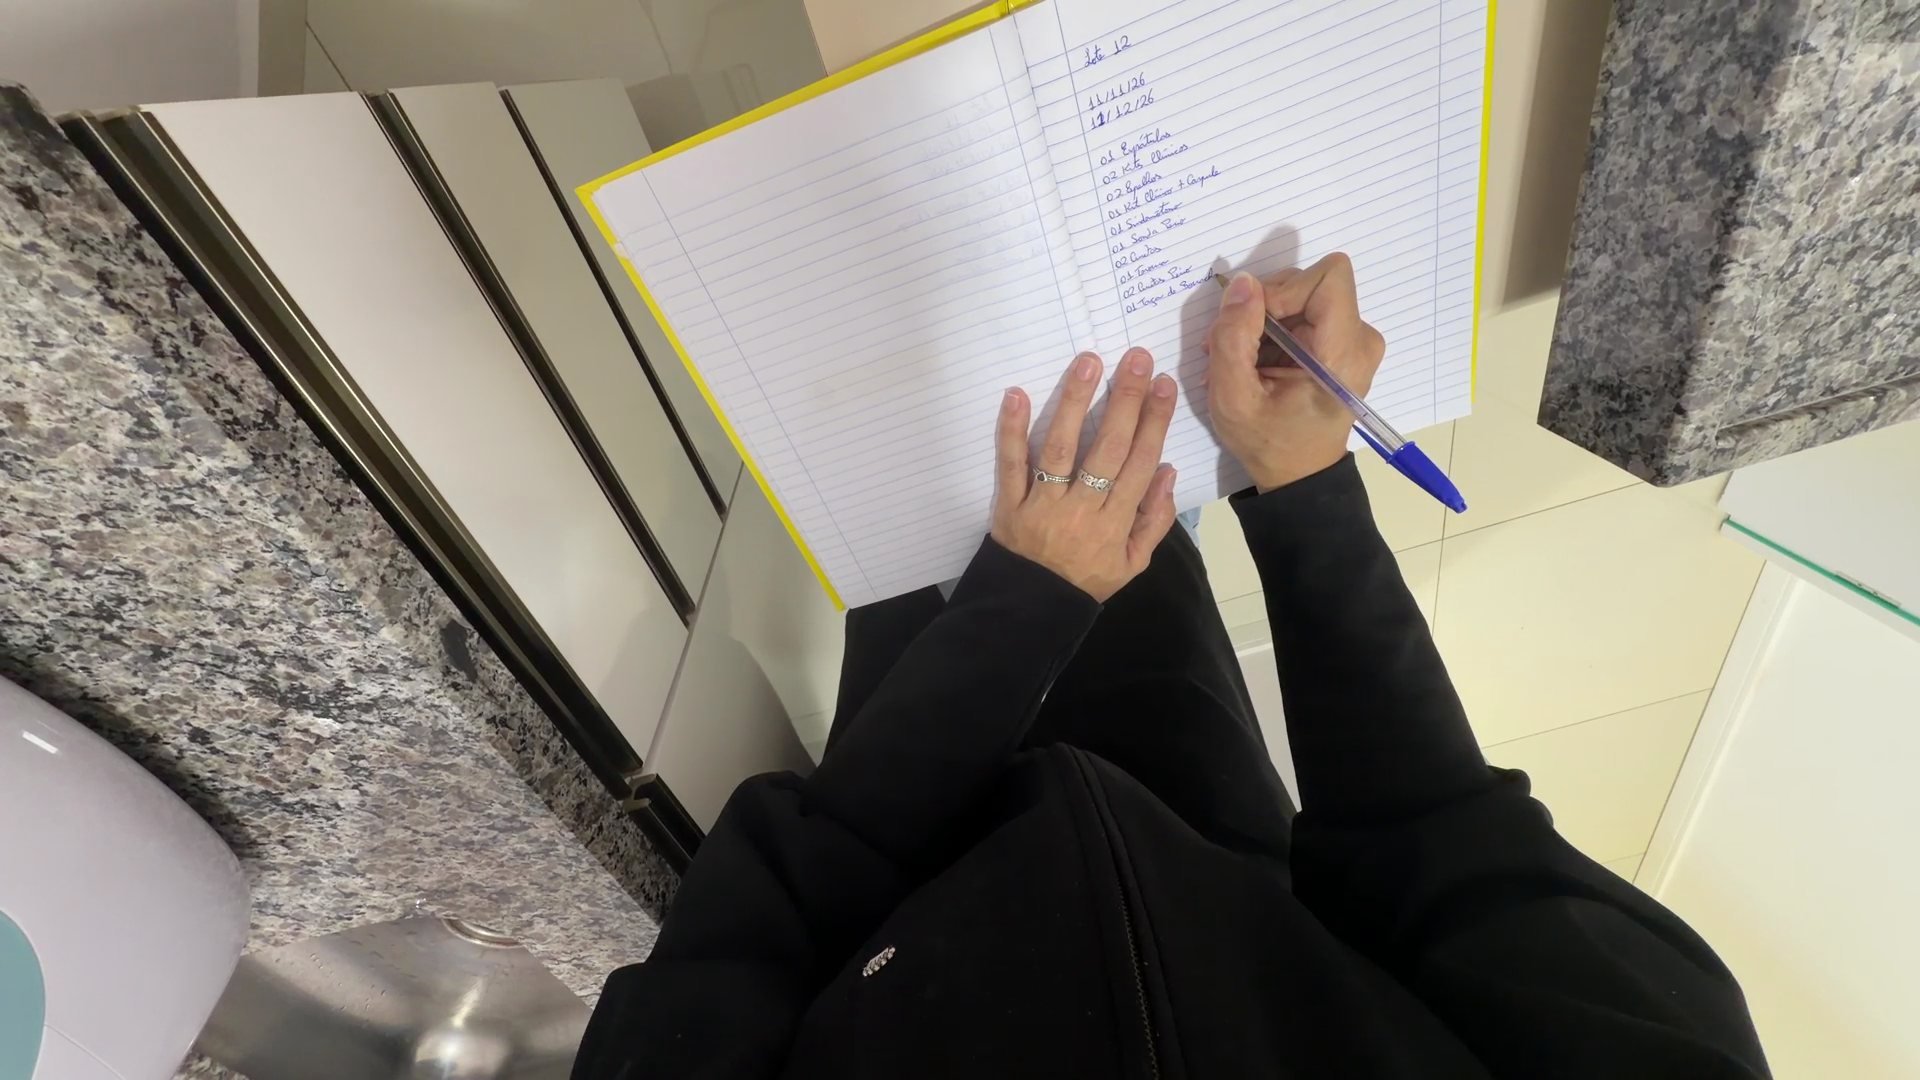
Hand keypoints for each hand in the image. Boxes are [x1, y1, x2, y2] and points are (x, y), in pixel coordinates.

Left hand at [992, 348, 1178, 601]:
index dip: (1155, 422)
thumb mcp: (1133, 564)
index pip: (1140, 463)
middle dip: (1126, 401)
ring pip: (1061, 449)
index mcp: (1115, 523)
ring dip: (1076, 403)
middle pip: (1108, 449)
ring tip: (1089, 363)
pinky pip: (1010, 465)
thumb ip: (1155, 521)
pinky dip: (1011, 430)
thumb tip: (1169, 472)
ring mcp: (1043, 504)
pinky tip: (1017, 394)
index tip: (1164, 384)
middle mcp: (1082, 509)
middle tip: (1137, 358)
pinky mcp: (1009, 504)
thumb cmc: (1085, 580)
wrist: (1030, 609)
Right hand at [1204, 253, 1386, 491]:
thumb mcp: (1233, 398)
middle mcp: (1360, 339)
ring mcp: (1354, 340)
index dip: (1283, 289)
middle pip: (1311, 284)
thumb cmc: (1266, 443)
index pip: (1328, 277)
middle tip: (1230, 345)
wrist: (1297, 473)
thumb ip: (1233, 338)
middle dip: (1263, 307)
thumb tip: (1242, 283)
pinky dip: (1273, 330)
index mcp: (1342, 354)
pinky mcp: (1343, 343)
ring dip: (1263, 321)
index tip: (1252, 324)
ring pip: (1304, 296)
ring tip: (1240, 359)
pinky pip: (1305, 312)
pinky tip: (1256, 362)